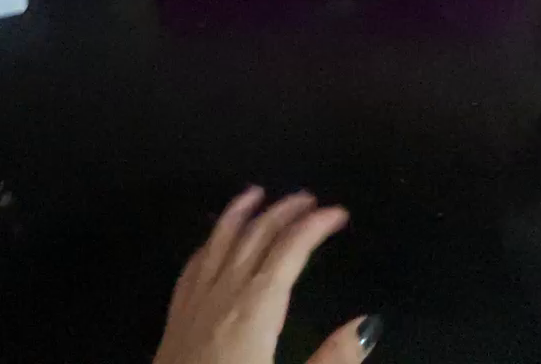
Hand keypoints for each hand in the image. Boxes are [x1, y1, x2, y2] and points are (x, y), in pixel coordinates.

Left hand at [155, 187, 381, 363]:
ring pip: (219, 240)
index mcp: (255, 310)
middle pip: (256, 236)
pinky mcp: (174, 319)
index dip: (315, 226)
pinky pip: (193, 265)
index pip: (290, 251)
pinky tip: (212, 240)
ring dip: (240, 212)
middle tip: (309, 198)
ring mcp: (194, 304)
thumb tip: (366, 323)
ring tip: (257, 192)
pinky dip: (209, 242)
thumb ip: (332, 361)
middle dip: (284, 210)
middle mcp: (224, 294)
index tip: (339, 213)